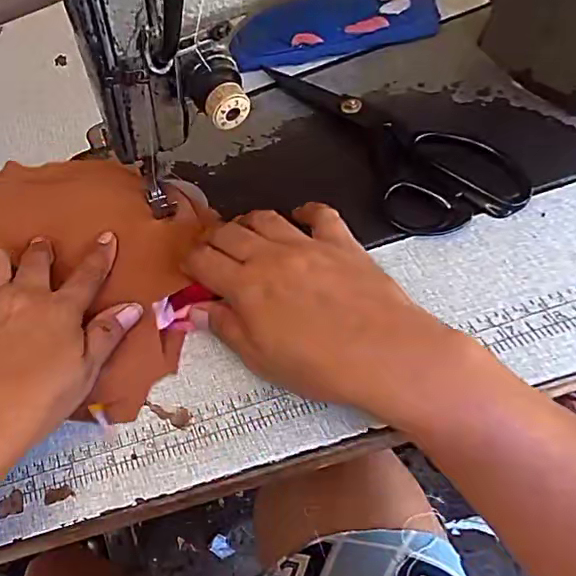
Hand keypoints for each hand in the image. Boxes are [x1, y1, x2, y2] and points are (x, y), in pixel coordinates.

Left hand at [0, 234, 142, 457]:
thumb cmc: (37, 401)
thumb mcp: (84, 374)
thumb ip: (106, 336)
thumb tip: (130, 308)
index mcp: (61, 310)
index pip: (87, 276)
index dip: (99, 256)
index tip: (105, 239)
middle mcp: (24, 296)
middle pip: (37, 258)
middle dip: (43, 250)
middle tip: (44, 250)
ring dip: (4, 258)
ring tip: (7, 266)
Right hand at [182, 204, 503, 429]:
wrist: (387, 356)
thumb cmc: (325, 365)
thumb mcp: (260, 358)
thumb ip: (225, 328)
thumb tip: (198, 312)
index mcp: (246, 287)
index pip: (203, 261)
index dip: (190, 261)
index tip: (188, 267)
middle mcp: (272, 258)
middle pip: (228, 233)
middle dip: (211, 239)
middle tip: (208, 249)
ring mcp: (308, 246)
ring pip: (265, 218)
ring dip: (246, 222)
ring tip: (242, 232)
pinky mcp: (342, 244)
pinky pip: (319, 214)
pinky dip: (304, 211)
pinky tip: (299, 215)